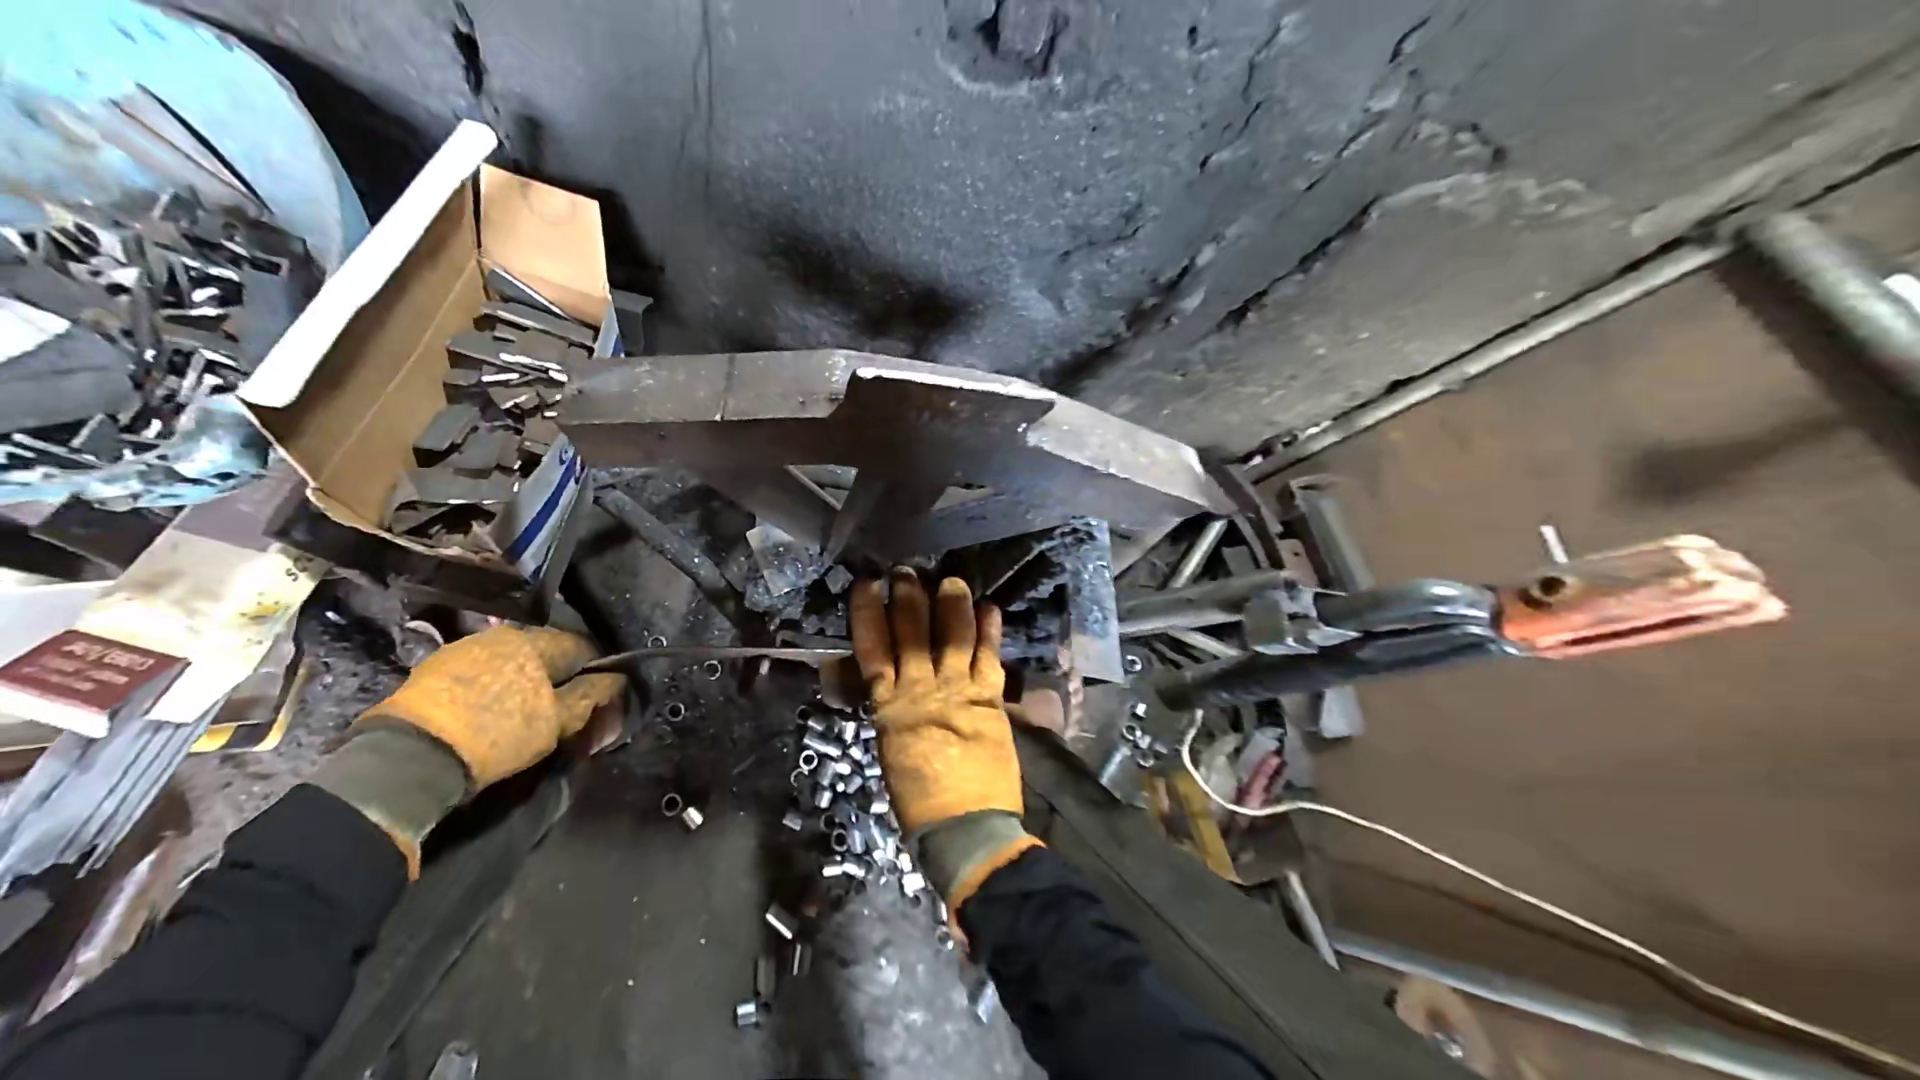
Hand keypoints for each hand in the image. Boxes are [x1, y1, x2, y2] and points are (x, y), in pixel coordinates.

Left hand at [361, 625, 625, 789]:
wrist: (409, 756)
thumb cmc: (498, 735)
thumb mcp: (556, 722)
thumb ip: (591, 696)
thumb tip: (617, 679)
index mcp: (536, 641)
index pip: (582, 646)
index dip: (595, 670)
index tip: (596, 695)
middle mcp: (502, 634)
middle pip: (544, 651)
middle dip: (556, 674)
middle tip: (559, 706)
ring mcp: (464, 647)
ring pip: (511, 660)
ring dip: (522, 679)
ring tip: (522, 709)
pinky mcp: (434, 667)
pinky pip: (481, 670)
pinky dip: (493, 684)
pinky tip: (490, 708)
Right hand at [852, 571, 1018, 832]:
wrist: (965, 827)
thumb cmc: (920, 798)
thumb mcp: (890, 750)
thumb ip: (890, 711)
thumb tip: (885, 686)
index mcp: (890, 706)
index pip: (873, 649)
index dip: (870, 613)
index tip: (867, 584)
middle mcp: (922, 690)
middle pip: (913, 633)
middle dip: (909, 598)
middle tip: (907, 571)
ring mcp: (959, 691)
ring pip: (953, 637)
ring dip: (952, 605)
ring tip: (951, 580)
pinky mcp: (990, 700)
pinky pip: (989, 657)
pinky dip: (990, 631)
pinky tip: (990, 608)